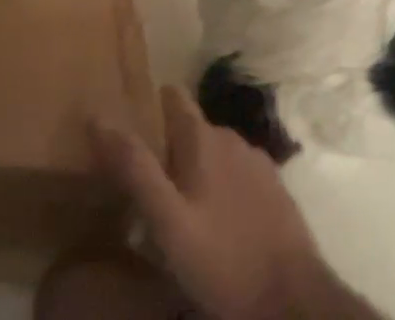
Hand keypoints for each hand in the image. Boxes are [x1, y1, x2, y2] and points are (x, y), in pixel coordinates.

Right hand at [94, 87, 340, 318]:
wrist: (296, 308)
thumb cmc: (225, 260)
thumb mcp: (167, 220)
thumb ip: (134, 166)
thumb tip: (97, 116)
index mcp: (203, 137)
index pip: (171, 95)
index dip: (146, 103)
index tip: (124, 123)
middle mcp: (232, 140)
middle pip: (189, 126)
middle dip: (166, 143)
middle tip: (142, 176)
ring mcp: (259, 166)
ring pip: (214, 152)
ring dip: (195, 167)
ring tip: (174, 201)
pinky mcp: (277, 194)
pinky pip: (236, 176)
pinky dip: (220, 186)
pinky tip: (212, 219)